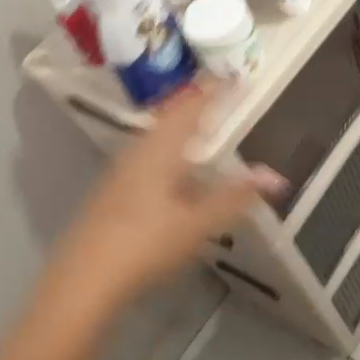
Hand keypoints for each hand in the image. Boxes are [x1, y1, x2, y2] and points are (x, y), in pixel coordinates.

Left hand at [51, 83, 284, 305]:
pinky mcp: (112, 193)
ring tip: (201, 122)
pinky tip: (175, 166)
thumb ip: (237, 196)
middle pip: (168, 116)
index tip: (233, 76)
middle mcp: (137, 152)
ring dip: (179, 124)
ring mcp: (120, 172)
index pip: (191, 108)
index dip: (213, 90)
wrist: (83, 282)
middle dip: (194, 102)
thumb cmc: (146, 244)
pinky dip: (168, 145)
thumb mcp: (199, 223)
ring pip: (155, 135)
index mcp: (160, 150)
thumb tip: (276, 177)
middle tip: (217, 92)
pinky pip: (147, 153)